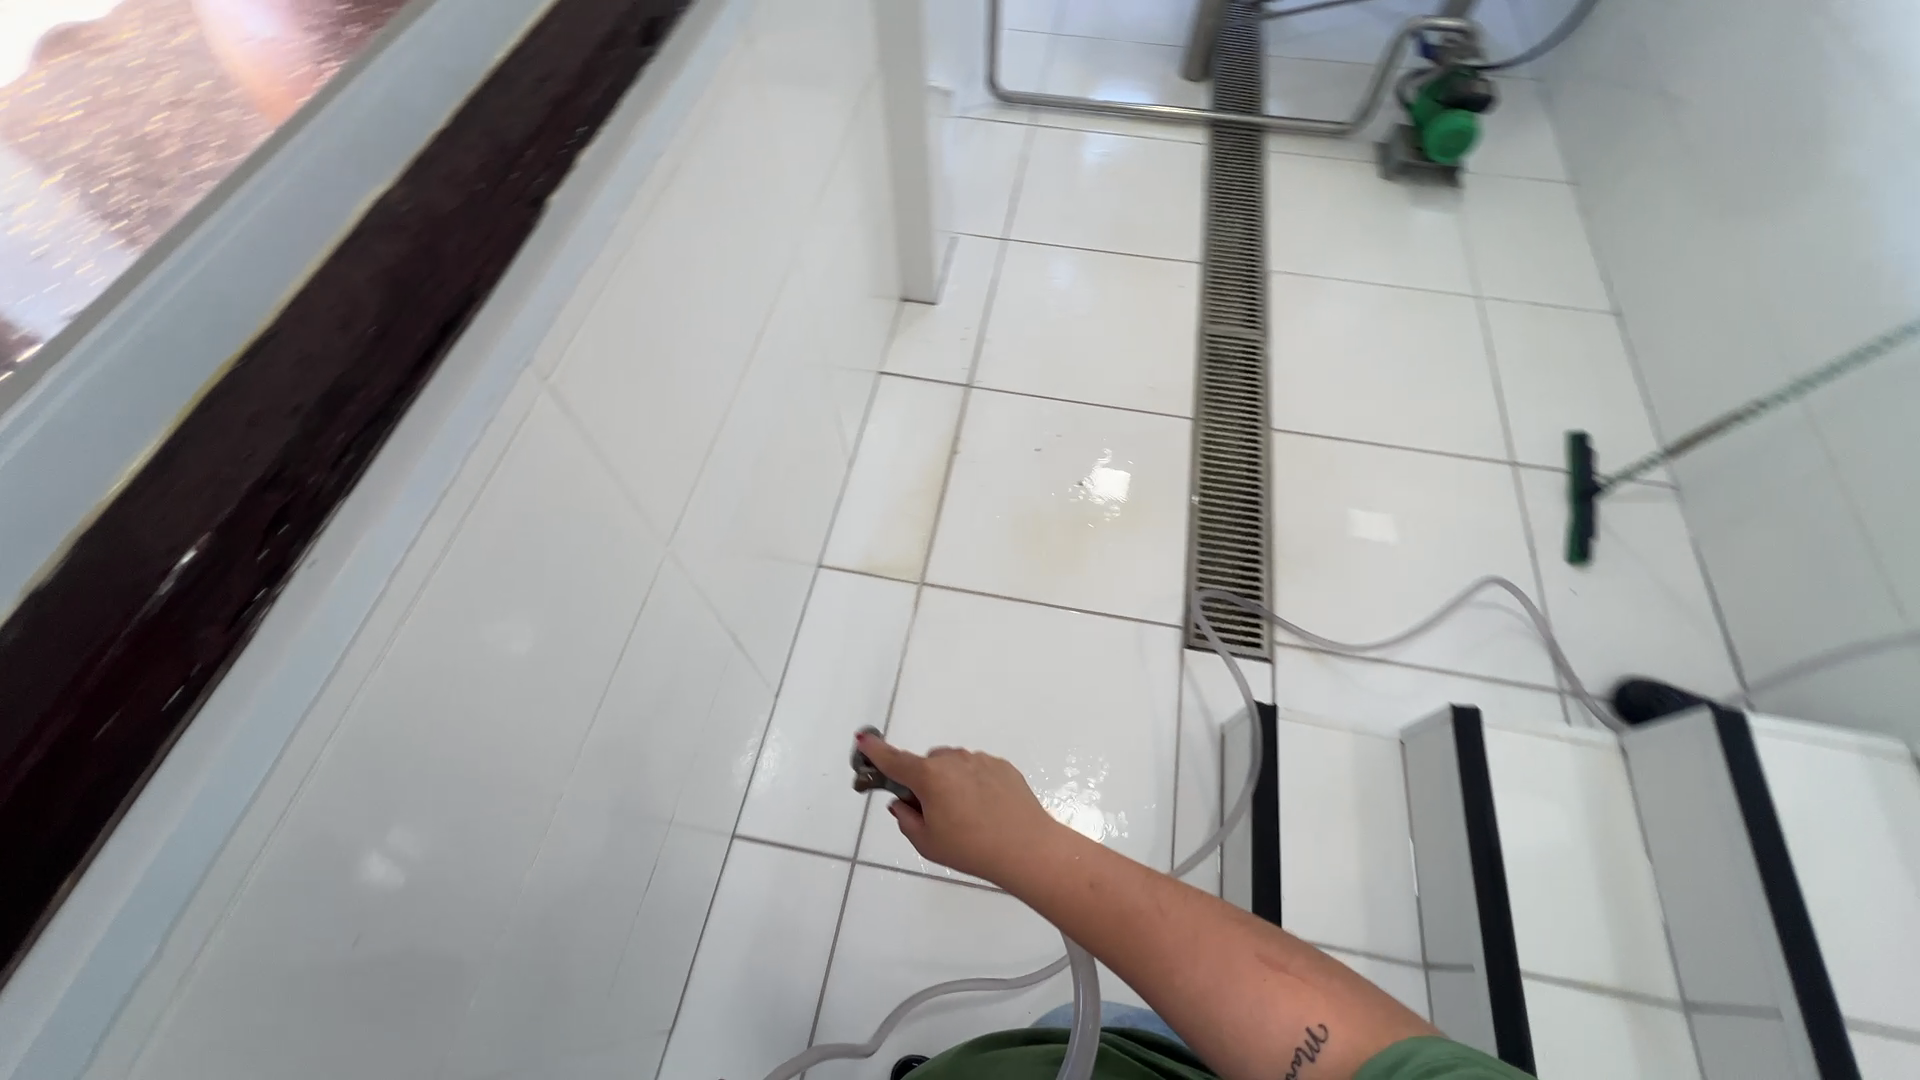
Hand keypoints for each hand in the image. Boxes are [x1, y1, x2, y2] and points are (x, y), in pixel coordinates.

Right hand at [855, 732, 1069, 885]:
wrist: (1026, 848)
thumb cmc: (970, 848)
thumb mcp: (927, 843)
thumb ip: (906, 819)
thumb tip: (904, 803)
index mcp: (929, 776)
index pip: (894, 760)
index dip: (876, 750)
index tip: (863, 739)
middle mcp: (953, 760)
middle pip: (927, 765)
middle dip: (925, 782)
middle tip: (935, 814)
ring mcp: (980, 760)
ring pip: (954, 766)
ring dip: (952, 783)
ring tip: (968, 817)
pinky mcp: (1002, 766)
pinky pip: (978, 770)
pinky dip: (975, 784)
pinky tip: (987, 811)